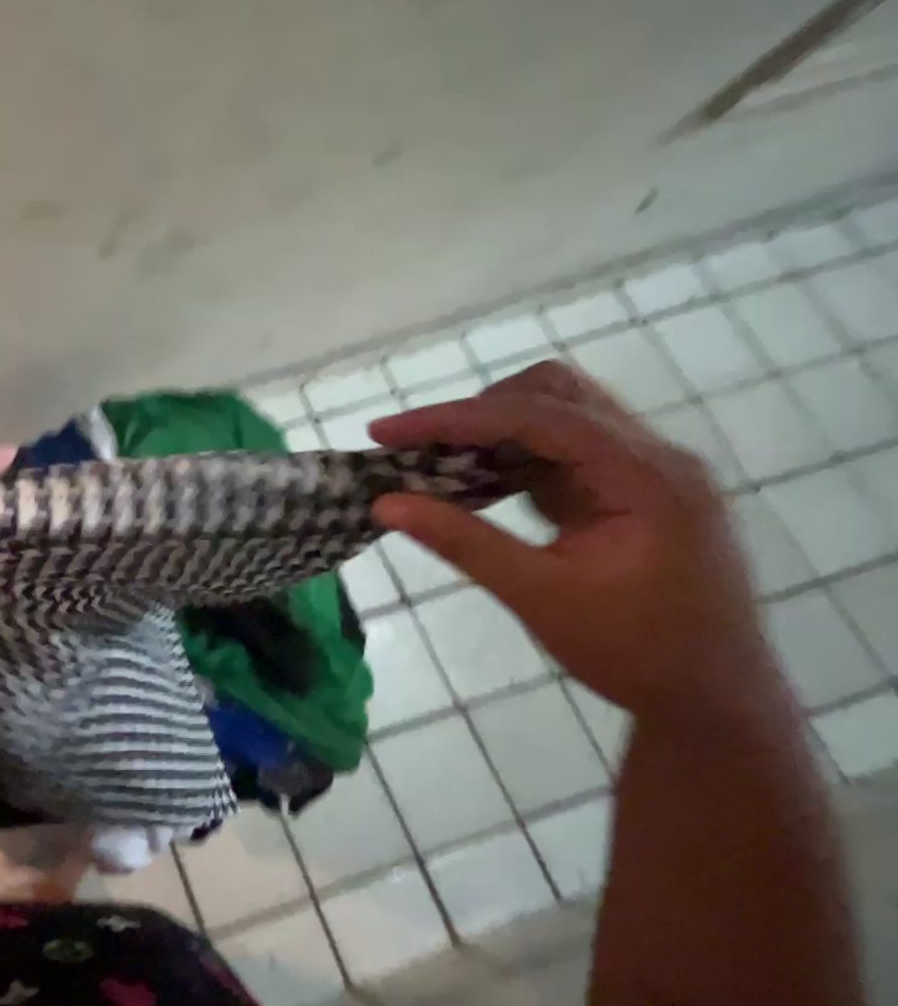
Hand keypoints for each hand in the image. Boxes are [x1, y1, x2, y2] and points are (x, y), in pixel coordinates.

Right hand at [367, 361, 781, 723]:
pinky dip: (507, 456)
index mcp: (644, 477)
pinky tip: (469, 485)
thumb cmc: (635, 653)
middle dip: (475, 412)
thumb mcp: (539, 597)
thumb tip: (383, 503)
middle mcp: (652, 457)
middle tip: (414, 448)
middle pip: (554, 394)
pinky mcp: (626, 490)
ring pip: (557, 413)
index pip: (537, 417)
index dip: (452, 417)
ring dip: (490, 430)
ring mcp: (643, 471)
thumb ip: (462, 542)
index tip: (384, 432)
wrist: (714, 702)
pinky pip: (559, 449)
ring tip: (432, 463)